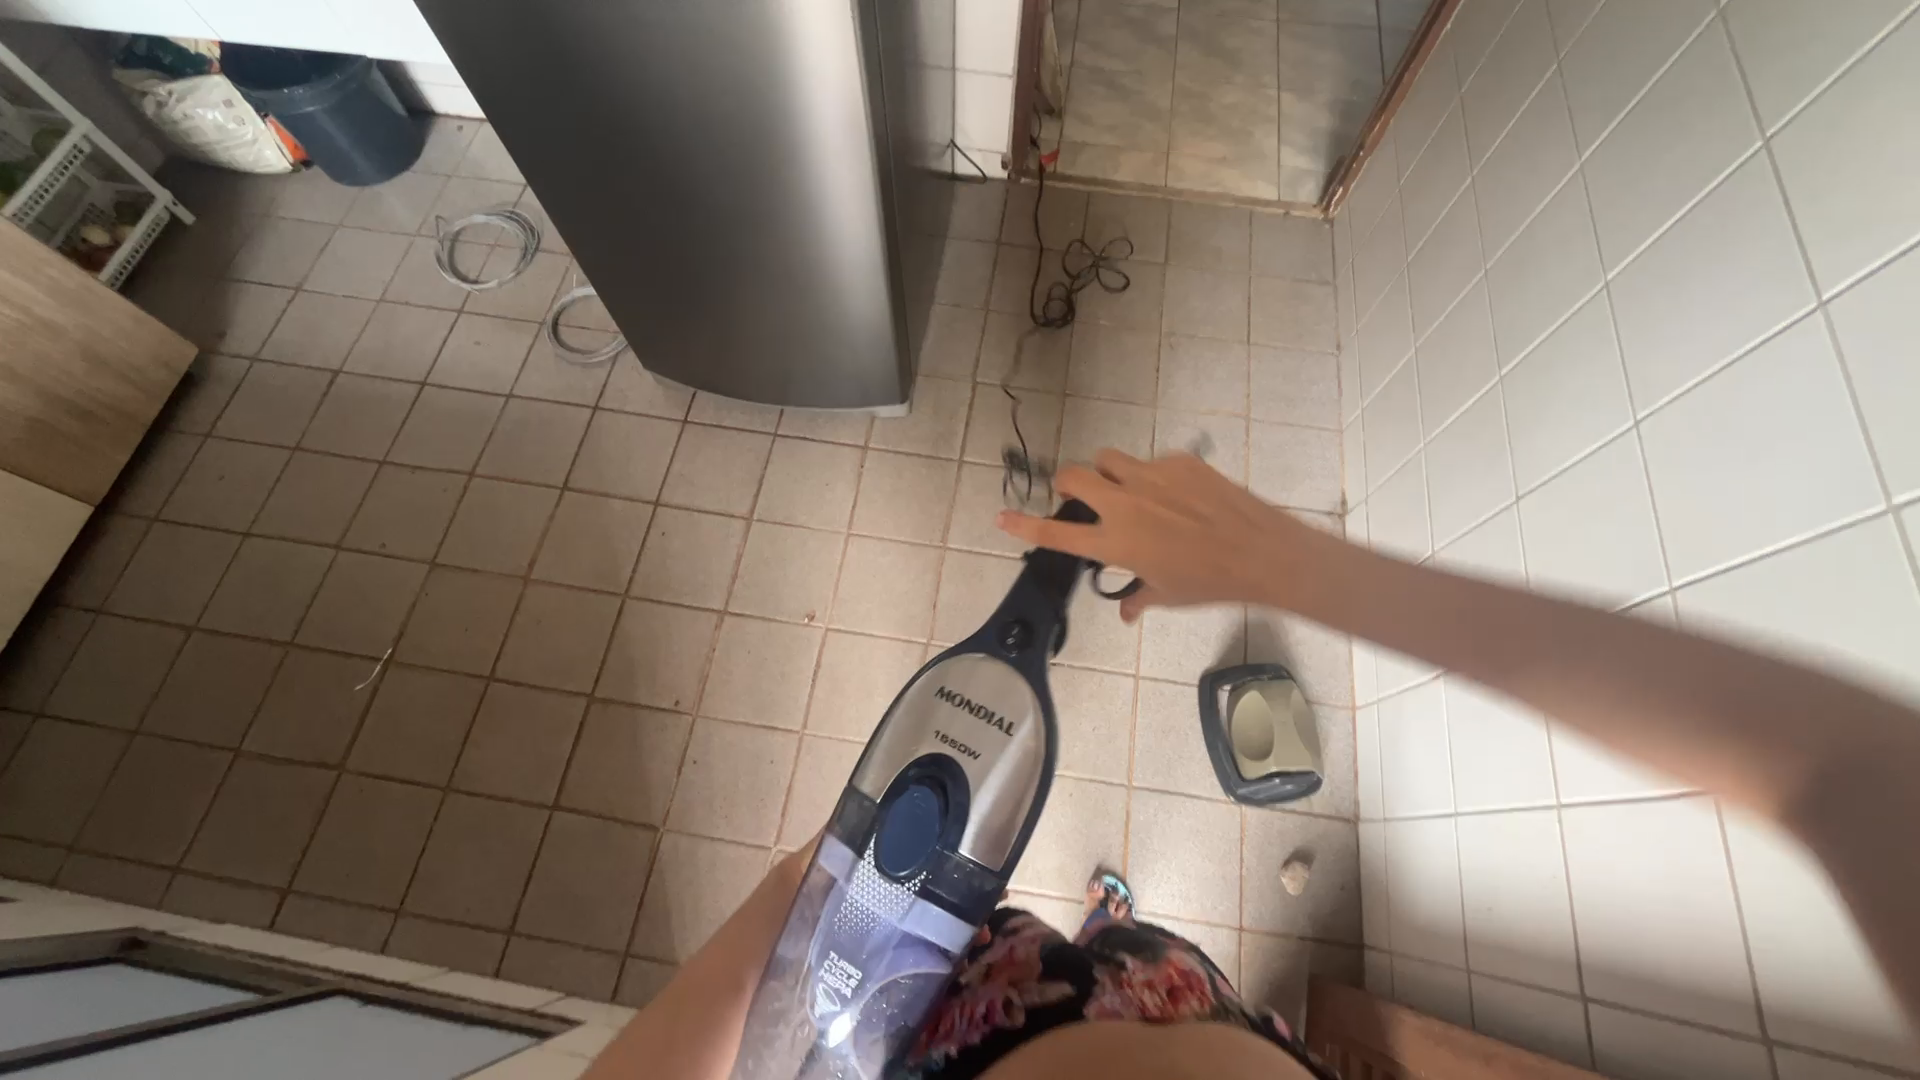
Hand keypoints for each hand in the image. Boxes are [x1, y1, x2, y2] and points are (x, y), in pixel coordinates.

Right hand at [995, 450, 1317, 621]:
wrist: (1261, 553)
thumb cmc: (1209, 582)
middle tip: (1079, 497)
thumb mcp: (1168, 595)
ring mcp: (1150, 477)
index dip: (1023, 524)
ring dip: (1107, 472)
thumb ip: (1138, 598)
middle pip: (1072, 475)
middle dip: (1066, 483)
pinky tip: (1177, 494)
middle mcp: (1124, 504)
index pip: (1056, 533)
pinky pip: (1150, 461)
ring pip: (1108, 458)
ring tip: (1128, 490)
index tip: (1001, 516)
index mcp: (1115, 542)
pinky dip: (1152, 475)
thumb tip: (1126, 611)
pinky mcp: (1178, 461)